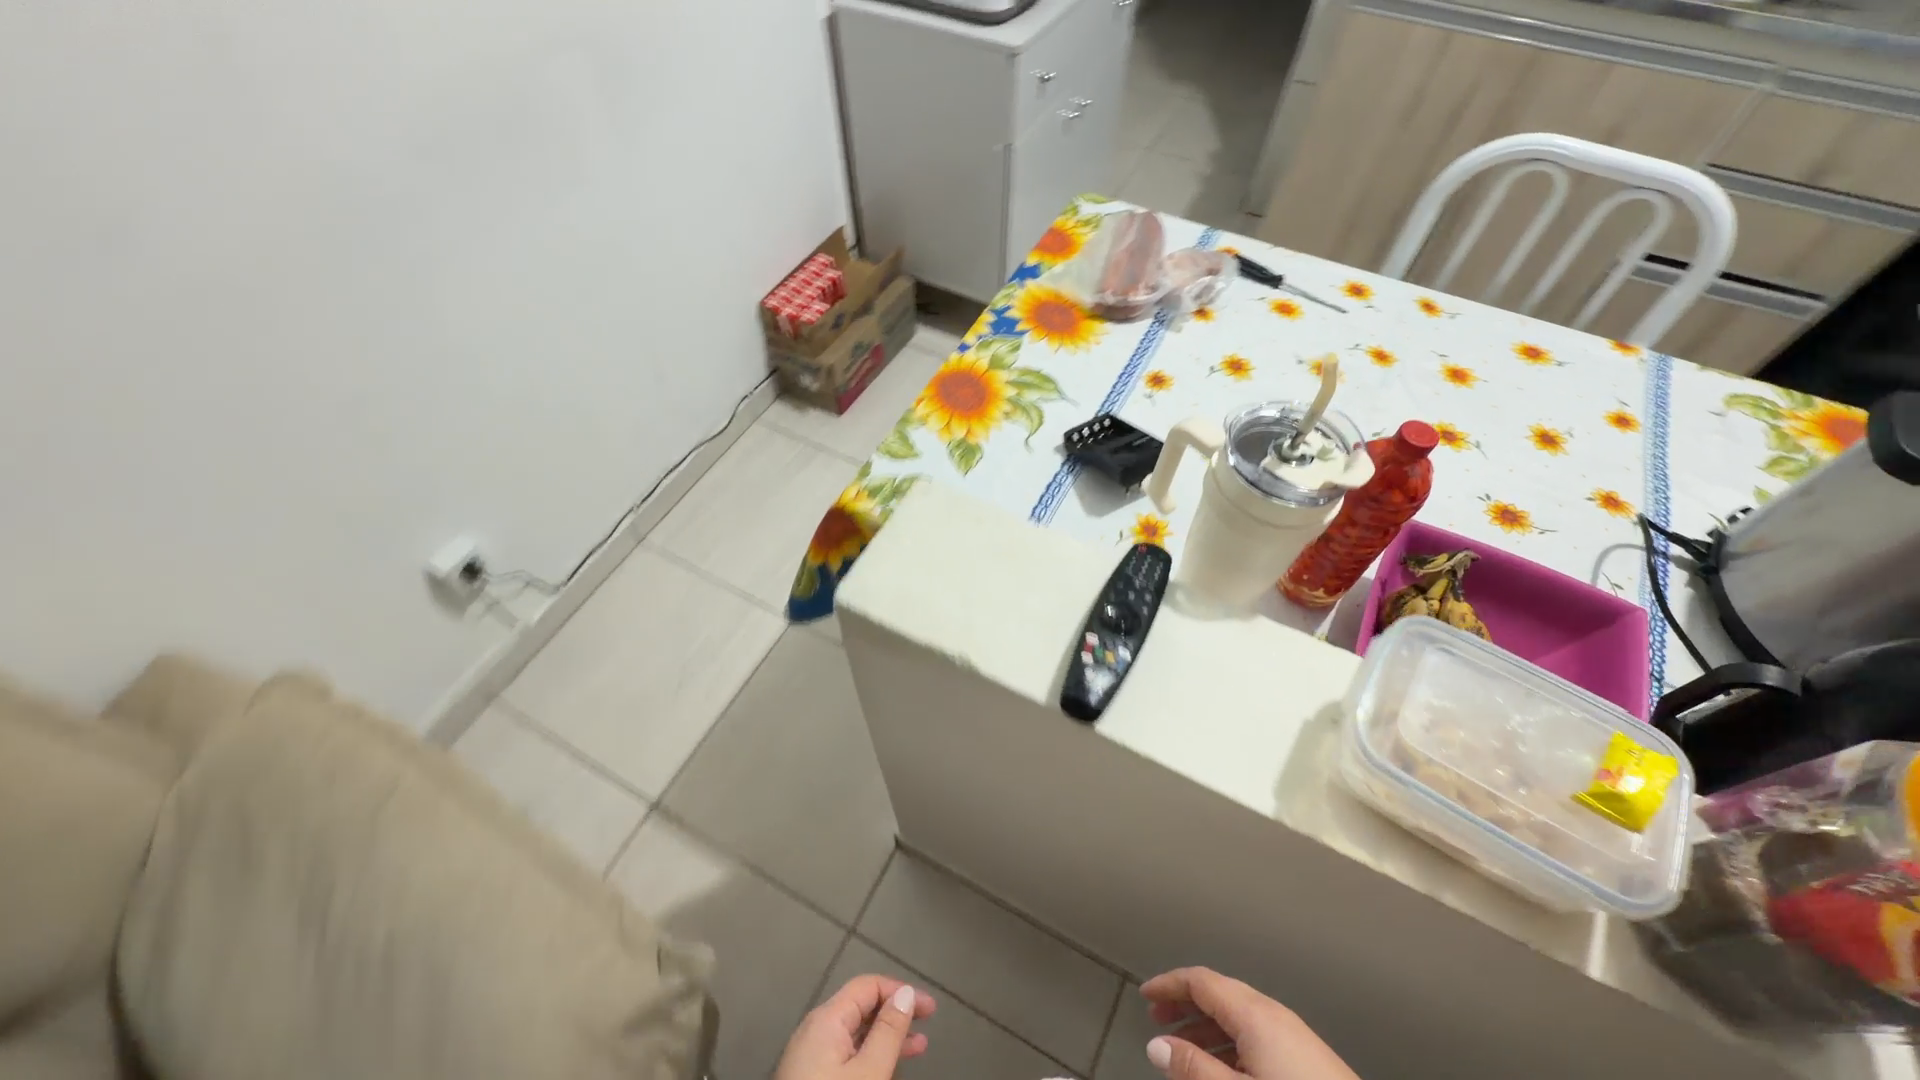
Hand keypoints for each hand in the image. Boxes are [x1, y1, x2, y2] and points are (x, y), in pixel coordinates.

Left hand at [774, 974, 936, 1079]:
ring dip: (888, 1035)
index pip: (868, 986)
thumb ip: (888, 1031)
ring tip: (919, 1047)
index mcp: (827, 1018)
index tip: (930, 1008)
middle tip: (929, 1021)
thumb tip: (905, 993)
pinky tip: (887, 1064)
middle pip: (861, 1006)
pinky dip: (871, 1052)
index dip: (901, 990)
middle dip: (897, 1011)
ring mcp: (811, 1053)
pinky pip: (846, 1052)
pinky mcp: (811, 1073)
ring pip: (856, 1032)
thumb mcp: (869, 1070)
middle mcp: (816, 1028)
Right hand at [1139, 967, 1360, 1079]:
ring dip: (1205, 1024)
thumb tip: (1155, 1044)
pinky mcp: (1304, 1056)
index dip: (1169, 985)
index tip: (1144, 997)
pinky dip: (1227, 1041)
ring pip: (1237, 1015)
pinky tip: (1219, 1069)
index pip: (1202, 981)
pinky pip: (1254, 1033)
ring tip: (1181, 1049)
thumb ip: (1194, 1068)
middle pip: (1220, 992)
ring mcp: (1292, 1034)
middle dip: (1185, 1002)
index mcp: (1254, 1015)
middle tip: (1156, 1021)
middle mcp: (1272, 1014)